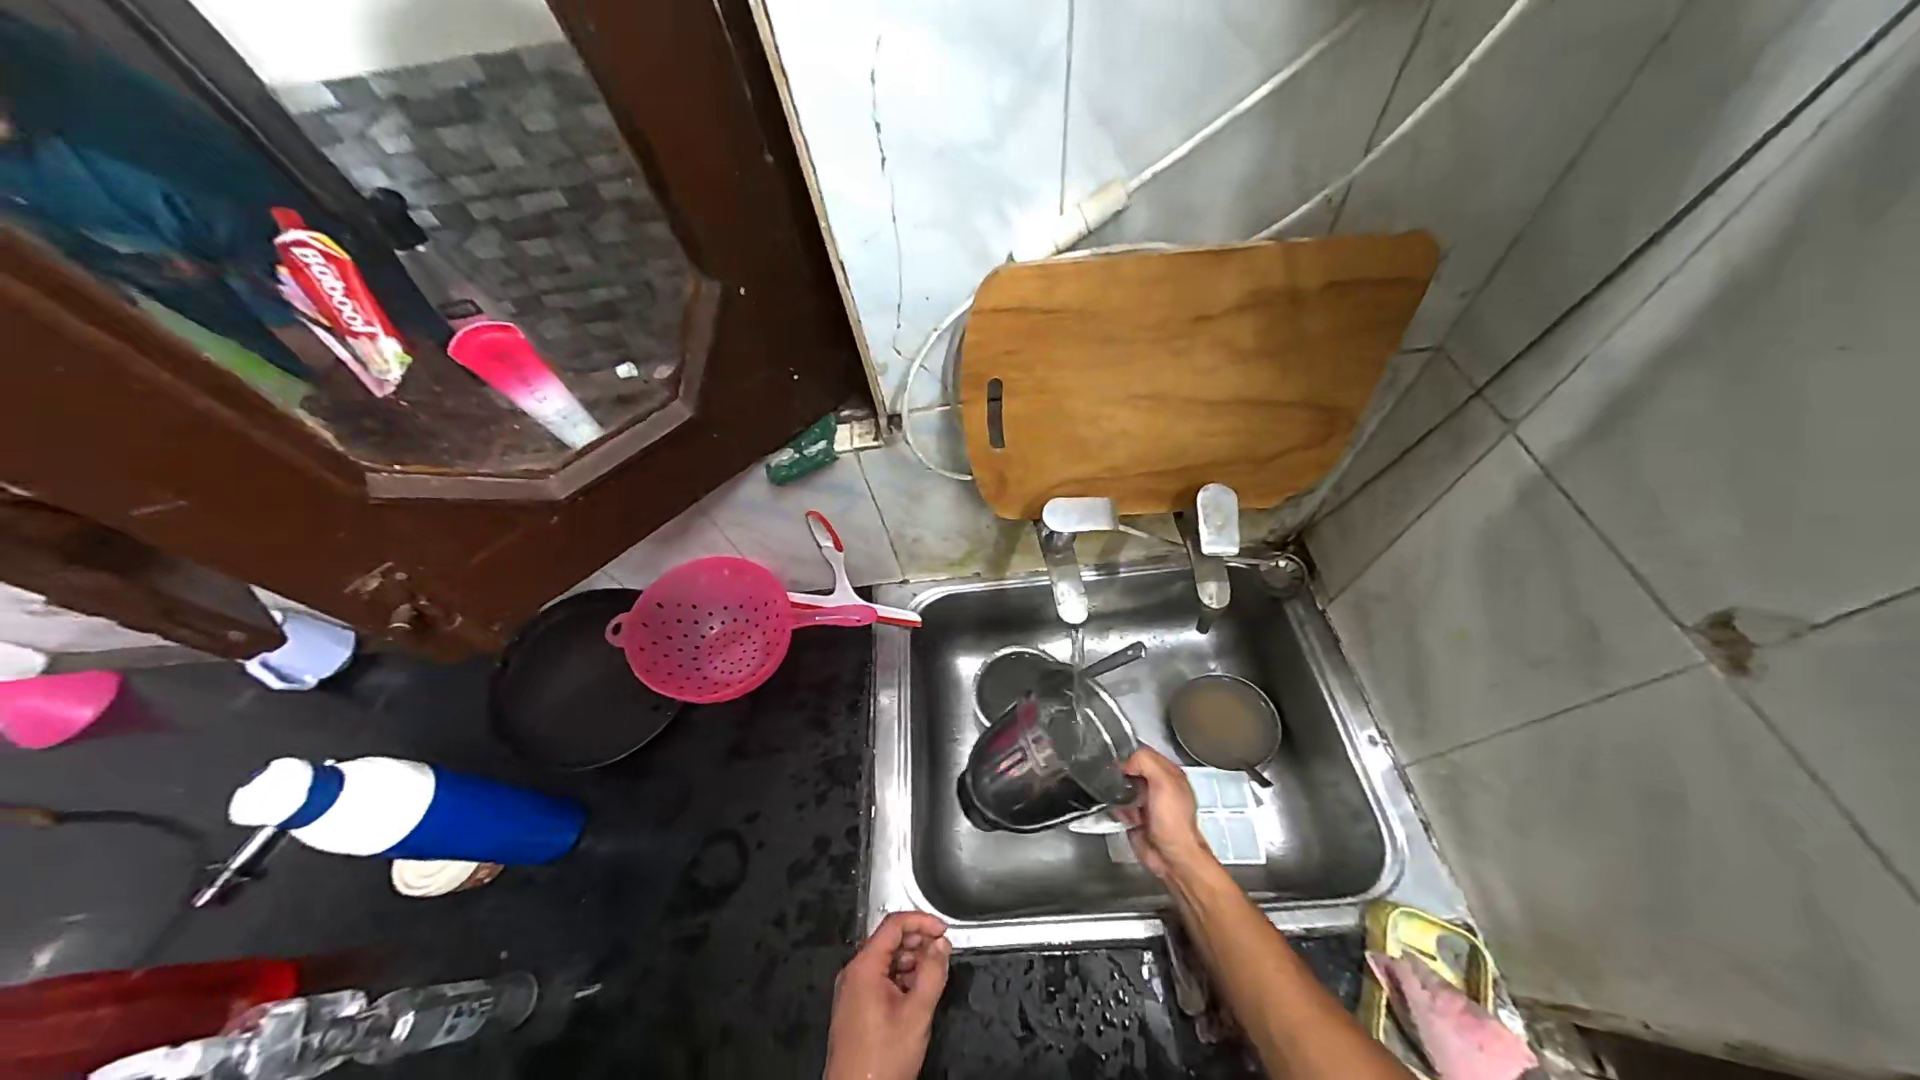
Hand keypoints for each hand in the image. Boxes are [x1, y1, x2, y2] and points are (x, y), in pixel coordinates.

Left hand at [825, 911, 950, 1079]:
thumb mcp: (917, 1013)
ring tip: (932, 974)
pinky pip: (880, 978)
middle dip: (918, 941)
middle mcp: (854, 973)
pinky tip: (917, 992)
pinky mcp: (856, 1007)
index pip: (893, 924)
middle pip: (889, 940)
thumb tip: (941, 945)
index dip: (921, 921)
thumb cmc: (883, 1060)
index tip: (943, 930)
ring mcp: (852, 991)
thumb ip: (933, 972)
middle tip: (942, 953)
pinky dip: (901, 977)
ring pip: (886, 960)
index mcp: (863, 967)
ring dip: (911, 961)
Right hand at [1116, 747, 1214, 880]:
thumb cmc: (1172, 819)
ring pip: (1122, 786)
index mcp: (1169, 773)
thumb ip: (1144, 762)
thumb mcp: (1163, 782)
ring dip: (1115, 790)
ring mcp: (1145, 801)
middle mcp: (1157, 785)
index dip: (1129, 753)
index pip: (1143, 753)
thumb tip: (1123, 762)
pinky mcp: (1134, 817)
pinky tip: (1117, 811)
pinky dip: (1114, 807)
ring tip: (1115, 795)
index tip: (1114, 757)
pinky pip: (1117, 805)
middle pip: (1130, 768)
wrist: (1170, 857)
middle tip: (1109, 775)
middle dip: (1119, 771)